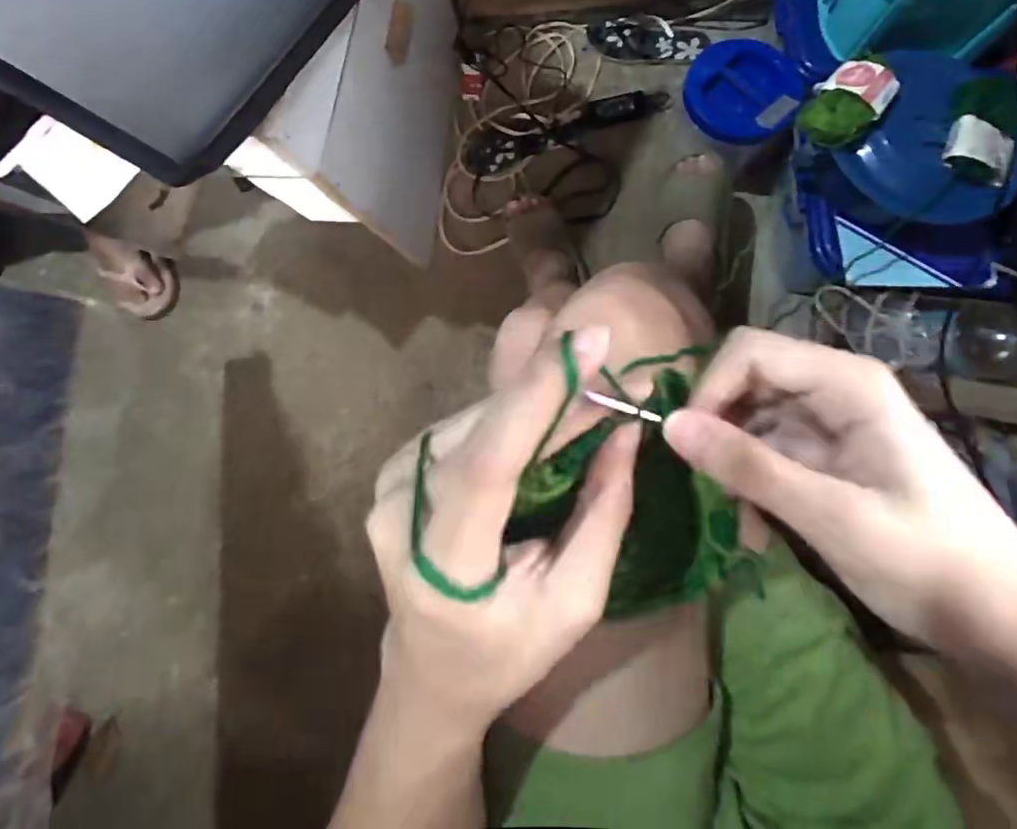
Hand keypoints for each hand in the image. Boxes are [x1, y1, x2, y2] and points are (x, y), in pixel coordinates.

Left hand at [365, 326, 636, 731]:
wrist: (429, 677)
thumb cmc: (508, 653)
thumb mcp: (576, 601)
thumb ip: (603, 514)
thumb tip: (626, 433)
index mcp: (440, 563)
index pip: (486, 462)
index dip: (538, 392)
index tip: (590, 340)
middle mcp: (398, 512)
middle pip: (490, 428)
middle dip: (562, 393)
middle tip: (621, 380)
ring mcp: (389, 485)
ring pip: (483, 417)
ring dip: (545, 402)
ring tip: (599, 402)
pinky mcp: (400, 469)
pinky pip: (472, 425)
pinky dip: (521, 415)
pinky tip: (556, 419)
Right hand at [663, 329, 1016, 658]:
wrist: (997, 612)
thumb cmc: (923, 559)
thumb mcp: (830, 515)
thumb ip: (749, 466)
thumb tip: (670, 425)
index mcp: (847, 381)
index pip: (751, 351)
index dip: (709, 389)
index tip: (684, 449)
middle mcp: (839, 388)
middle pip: (752, 381)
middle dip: (720, 430)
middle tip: (704, 490)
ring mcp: (837, 422)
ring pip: (758, 420)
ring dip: (737, 466)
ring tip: (740, 526)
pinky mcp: (835, 456)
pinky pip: (777, 453)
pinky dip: (758, 486)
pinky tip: (759, 532)